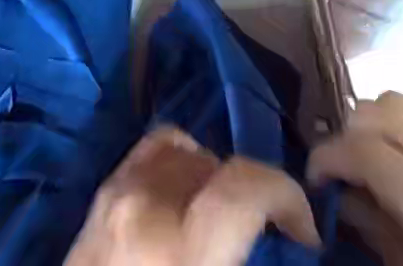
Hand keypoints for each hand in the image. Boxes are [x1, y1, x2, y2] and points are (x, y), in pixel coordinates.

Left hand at [65, 126, 318, 265]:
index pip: (246, 183)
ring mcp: (114, 194)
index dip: (287, 196)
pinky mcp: (96, 198)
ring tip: (225, 219)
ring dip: (213, 176)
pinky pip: (148, 154)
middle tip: (267, 234)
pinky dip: (176, 164)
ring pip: (181, 148)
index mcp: (179, 247)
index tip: (306, 234)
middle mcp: (144, 204)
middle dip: (251, 191)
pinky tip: (184, 201)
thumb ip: (239, 257)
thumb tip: (286, 250)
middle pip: (215, 162)